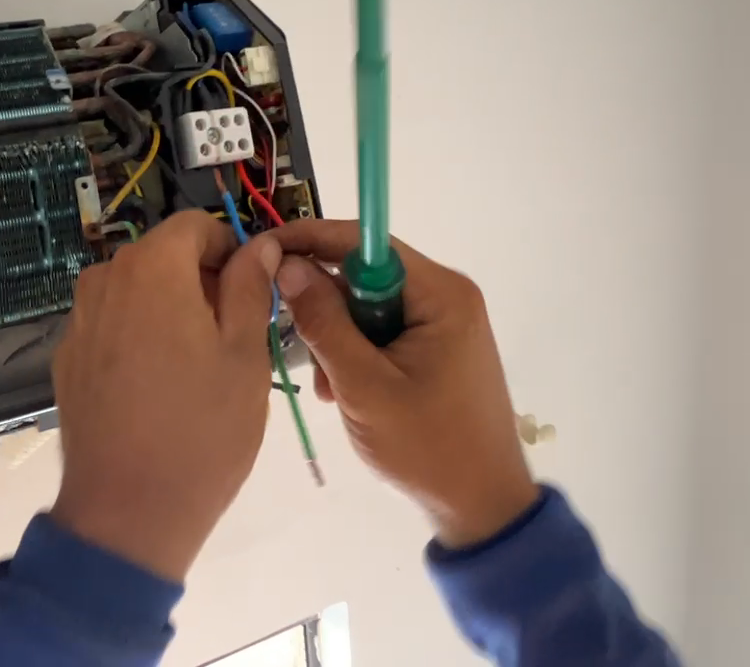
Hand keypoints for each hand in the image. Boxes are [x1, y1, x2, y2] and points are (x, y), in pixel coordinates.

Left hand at [49, 210, 281, 580]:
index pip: (195, 226)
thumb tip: (257, 244)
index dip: (229, 249)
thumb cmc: (201, 428)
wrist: (126, 513)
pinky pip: (112, 322)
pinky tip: (153, 385)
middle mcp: (106, 278)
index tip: (250, 291)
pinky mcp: (67, 354)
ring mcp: (80, 317)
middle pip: (163, 255)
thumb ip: (250, 286)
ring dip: (168, 306)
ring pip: (137, 288)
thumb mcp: (245, 353)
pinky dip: (137, 333)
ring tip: (194, 363)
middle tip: (229, 335)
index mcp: (152, 267)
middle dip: (200, 279)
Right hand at [266, 220, 538, 547]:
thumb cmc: (428, 448)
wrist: (483, 510)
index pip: (364, 242)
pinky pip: (380, 328)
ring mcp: (441, 320)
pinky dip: (354, 351)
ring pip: (366, 304)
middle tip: (296, 341)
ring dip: (336, 336)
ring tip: (328, 386)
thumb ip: (323, 322)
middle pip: (363, 274)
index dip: (311, 240)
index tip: (266, 250)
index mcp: (441, 294)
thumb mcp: (364, 386)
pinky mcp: (434, 344)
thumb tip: (286, 264)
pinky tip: (343, 389)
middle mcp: (445, 295)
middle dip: (324, 306)